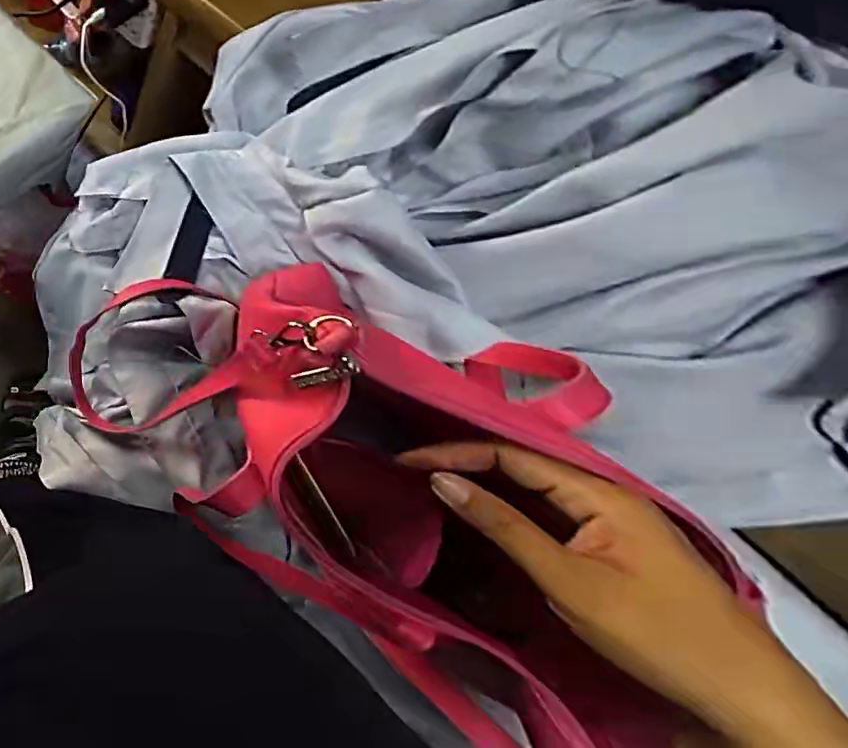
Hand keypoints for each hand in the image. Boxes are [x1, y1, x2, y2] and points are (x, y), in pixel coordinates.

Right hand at [400, 442, 847, 746]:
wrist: (754, 704)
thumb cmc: (660, 636)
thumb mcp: (570, 582)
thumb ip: (502, 525)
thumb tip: (439, 478)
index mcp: (602, 494)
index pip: (509, 455)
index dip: (452, 454)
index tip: (404, 464)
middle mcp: (608, 495)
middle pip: (520, 464)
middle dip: (463, 462)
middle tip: (410, 470)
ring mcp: (614, 519)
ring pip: (533, 486)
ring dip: (483, 483)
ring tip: (433, 484)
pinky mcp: (614, 543)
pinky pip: (548, 509)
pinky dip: (507, 505)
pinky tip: (481, 510)